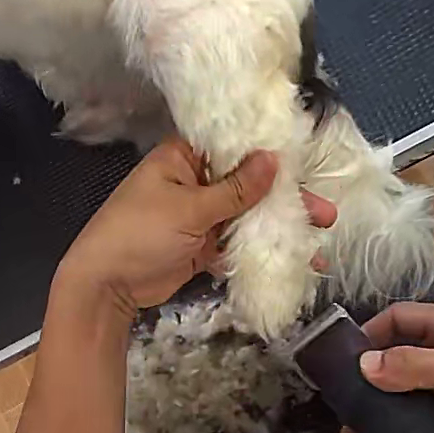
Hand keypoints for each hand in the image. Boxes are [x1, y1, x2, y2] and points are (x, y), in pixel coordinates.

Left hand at [55, 138, 336, 317]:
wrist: (108, 284)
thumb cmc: (140, 232)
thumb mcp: (189, 207)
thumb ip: (235, 189)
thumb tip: (273, 159)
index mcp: (186, 159)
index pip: (234, 148)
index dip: (271, 155)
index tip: (307, 164)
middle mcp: (197, 183)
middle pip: (250, 187)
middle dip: (287, 202)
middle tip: (326, 215)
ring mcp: (202, 218)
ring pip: (249, 219)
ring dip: (280, 230)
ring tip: (317, 243)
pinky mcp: (205, 248)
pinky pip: (238, 246)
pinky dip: (261, 253)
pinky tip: (292, 262)